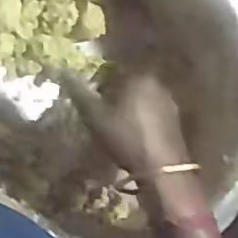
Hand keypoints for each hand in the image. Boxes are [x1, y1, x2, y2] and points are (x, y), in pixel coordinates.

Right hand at [57, 71, 188, 178]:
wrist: (161, 169)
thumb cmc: (125, 135)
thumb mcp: (93, 113)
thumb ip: (77, 89)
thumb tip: (63, 70)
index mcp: (139, 76)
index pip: (112, 68)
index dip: (96, 80)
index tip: (87, 94)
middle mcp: (157, 84)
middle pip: (127, 81)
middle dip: (111, 91)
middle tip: (97, 107)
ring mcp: (169, 102)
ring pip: (139, 96)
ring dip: (125, 104)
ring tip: (112, 120)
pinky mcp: (174, 119)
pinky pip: (150, 109)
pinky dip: (138, 115)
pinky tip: (129, 130)